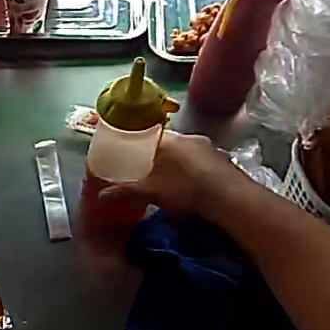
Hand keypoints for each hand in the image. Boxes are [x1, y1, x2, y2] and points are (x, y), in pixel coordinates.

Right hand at [97, 131, 246, 216]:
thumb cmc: (184, 189)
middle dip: (159, 153)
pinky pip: (200, 158)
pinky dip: (193, 167)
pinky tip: (191, 181)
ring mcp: (207, 146)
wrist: (228, 197)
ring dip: (178, 160)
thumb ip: (126, 190)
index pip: (149, 133)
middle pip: (167, 141)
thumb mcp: (151, 191)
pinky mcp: (221, 157)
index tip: (134, 152)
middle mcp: (188, 137)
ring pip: (185, 149)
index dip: (140, 141)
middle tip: (149, 168)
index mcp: (168, 140)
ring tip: (170, 177)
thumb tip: (101, 194)